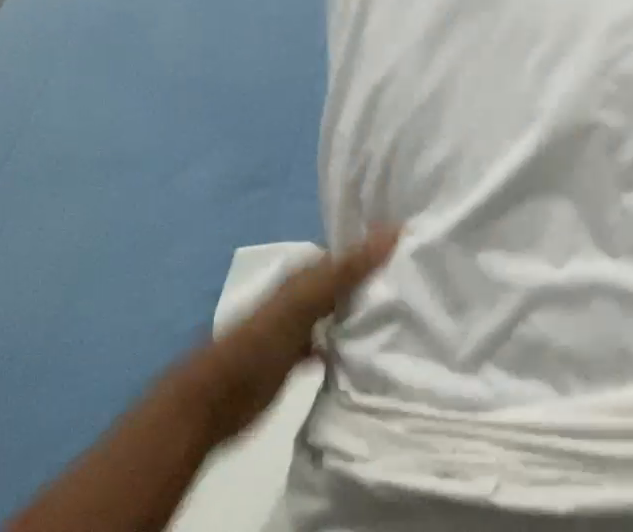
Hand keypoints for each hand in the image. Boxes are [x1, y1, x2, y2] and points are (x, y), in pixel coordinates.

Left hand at [185, 228, 399, 441]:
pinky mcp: (296, 358)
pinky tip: (372, 348)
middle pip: (346, 280)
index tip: (418, 246)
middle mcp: (302, 296)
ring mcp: (298, 328)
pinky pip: (333, 341)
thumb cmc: (258, 345)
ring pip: (341, 310)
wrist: (212, 403)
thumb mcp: (304, 301)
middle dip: (376, 278)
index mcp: (303, 276)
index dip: (379, 246)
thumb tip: (394, 230)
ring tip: (406, 310)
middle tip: (421, 278)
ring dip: (365, 310)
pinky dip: (350, 342)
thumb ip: (346, 269)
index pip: (349, 251)